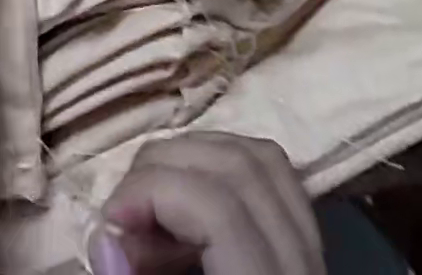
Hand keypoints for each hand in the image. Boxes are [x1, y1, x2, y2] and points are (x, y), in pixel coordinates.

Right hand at [88, 133, 323, 274]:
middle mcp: (309, 269)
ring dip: (188, 159)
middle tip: (126, 214)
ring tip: (152, 203)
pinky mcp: (312, 252)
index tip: (109, 221)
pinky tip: (188, 195)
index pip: (219, 207)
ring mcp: (319, 257)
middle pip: (237, 168)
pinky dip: (221, 163)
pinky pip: (277, 175)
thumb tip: (102, 234)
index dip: (151, 193)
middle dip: (160, 171)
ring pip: (261, 158)